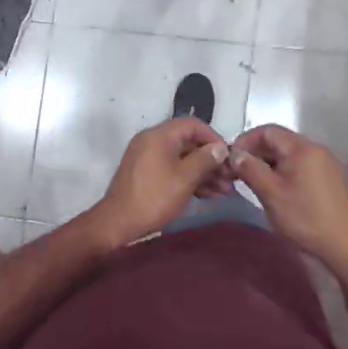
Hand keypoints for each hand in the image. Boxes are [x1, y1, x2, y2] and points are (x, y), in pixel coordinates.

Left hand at [81, 117, 230, 247]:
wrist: (118, 223)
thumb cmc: (154, 197)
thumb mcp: (185, 178)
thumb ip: (205, 159)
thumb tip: (221, 147)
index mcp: (159, 135)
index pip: (193, 125)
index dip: (214, 138)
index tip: (228, 156)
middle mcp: (152, 141)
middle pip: (189, 142)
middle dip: (211, 160)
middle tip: (229, 178)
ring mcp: (148, 157)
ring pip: (182, 158)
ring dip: (204, 173)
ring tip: (224, 191)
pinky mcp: (147, 174)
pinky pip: (173, 169)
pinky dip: (190, 179)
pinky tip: (208, 195)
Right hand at [229, 124, 347, 282]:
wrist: (344, 245)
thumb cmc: (304, 217)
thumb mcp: (271, 193)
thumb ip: (250, 169)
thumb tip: (233, 153)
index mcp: (302, 147)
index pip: (267, 130)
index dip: (245, 141)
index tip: (231, 160)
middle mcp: (316, 148)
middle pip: (279, 140)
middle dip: (256, 153)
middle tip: (238, 173)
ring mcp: (325, 163)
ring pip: (289, 154)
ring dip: (268, 163)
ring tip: (253, 182)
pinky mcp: (329, 177)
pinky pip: (300, 165)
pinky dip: (283, 171)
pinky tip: (274, 189)